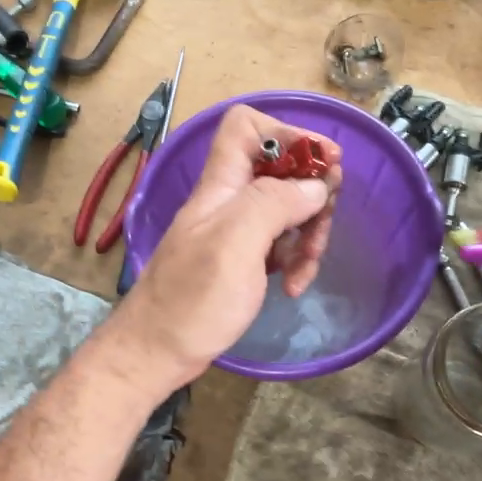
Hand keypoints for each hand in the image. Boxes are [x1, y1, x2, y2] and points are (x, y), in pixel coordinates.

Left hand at [105, 104, 340, 388]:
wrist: (156, 354)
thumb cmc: (192, 300)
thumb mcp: (235, 245)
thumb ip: (274, 203)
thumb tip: (315, 185)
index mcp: (220, 186)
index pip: (247, 126)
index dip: (289, 134)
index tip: (325, 164)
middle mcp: (228, 202)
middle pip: (282, 172)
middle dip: (311, 198)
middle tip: (319, 230)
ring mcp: (234, 234)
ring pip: (286, 212)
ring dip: (307, 237)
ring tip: (304, 272)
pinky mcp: (241, 264)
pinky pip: (278, 247)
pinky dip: (294, 262)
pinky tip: (292, 288)